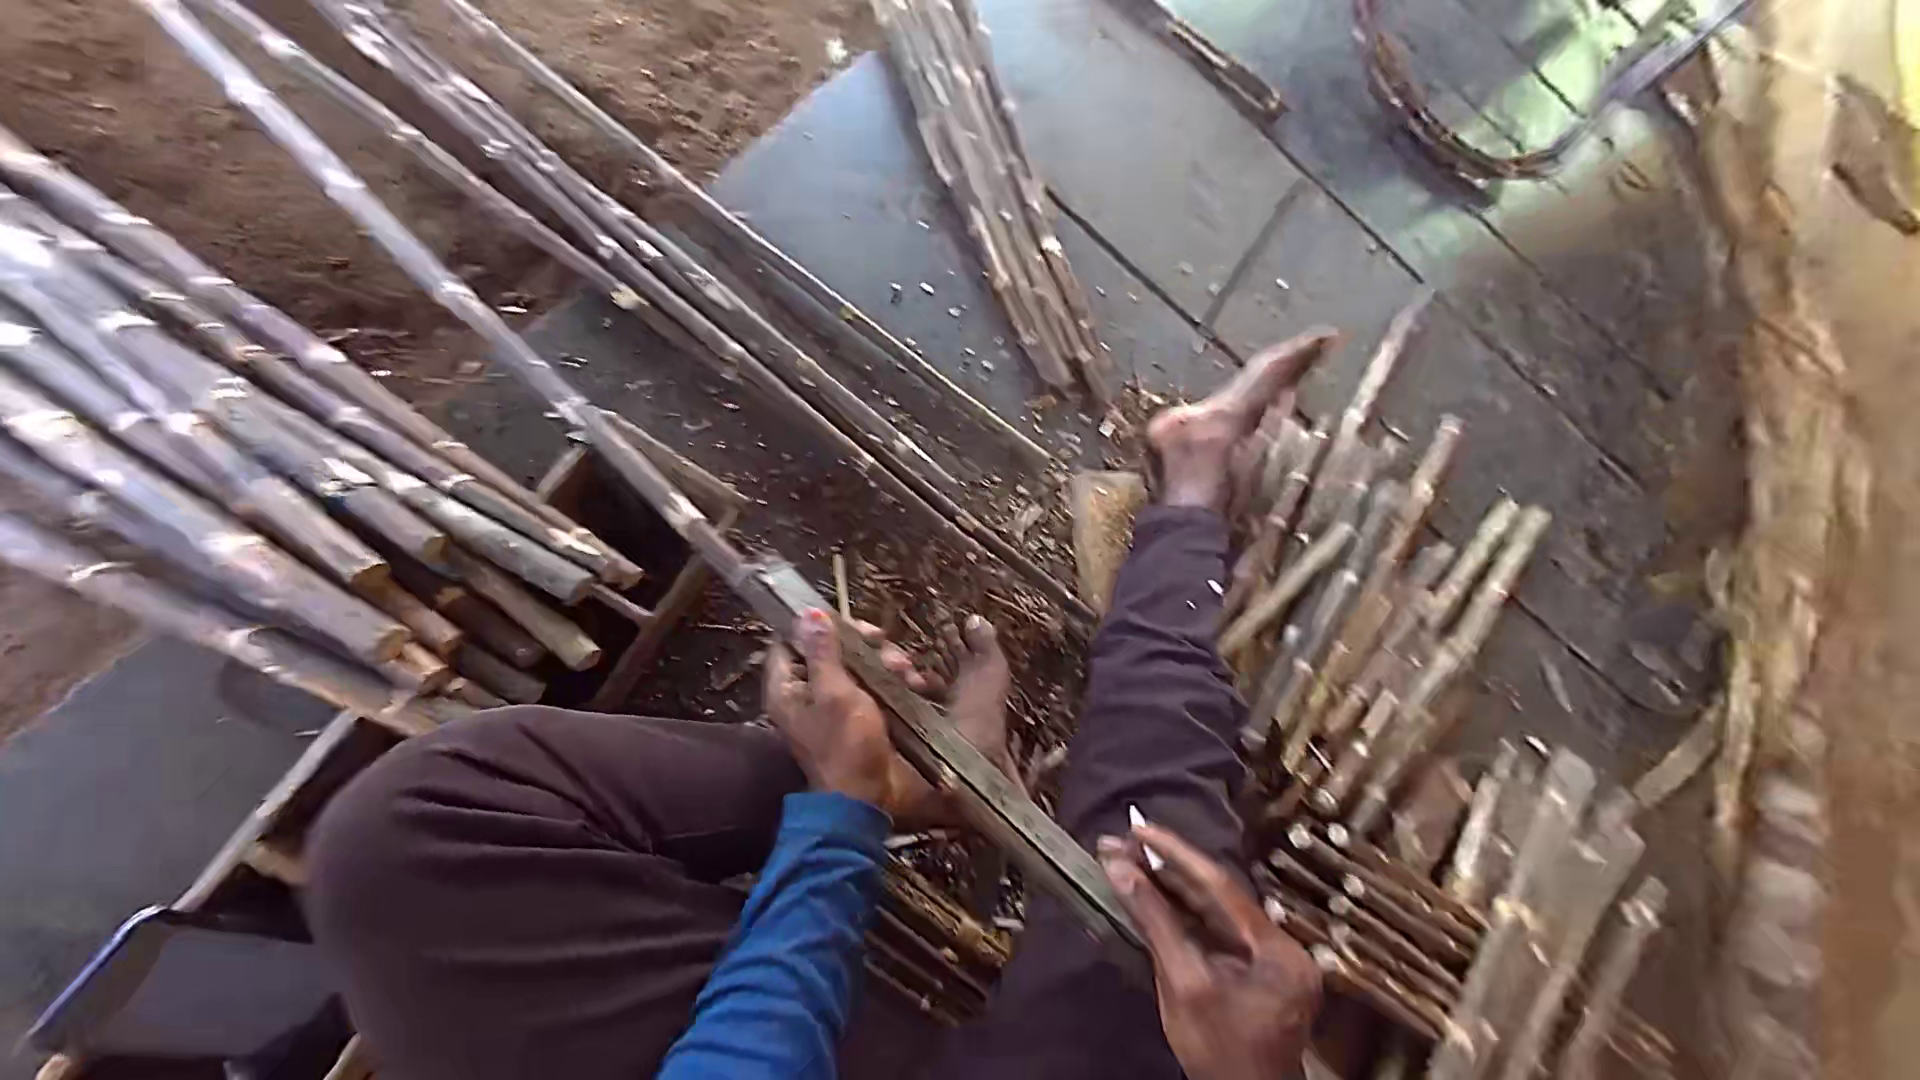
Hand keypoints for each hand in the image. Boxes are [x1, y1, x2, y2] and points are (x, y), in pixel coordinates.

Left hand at [764, 609, 921, 815]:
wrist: (870, 797)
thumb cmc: (845, 744)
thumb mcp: (835, 692)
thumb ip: (823, 652)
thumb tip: (807, 613)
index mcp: (788, 688)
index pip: (790, 642)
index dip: (816, 627)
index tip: (845, 621)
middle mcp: (809, 693)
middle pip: (831, 650)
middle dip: (862, 644)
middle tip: (883, 641)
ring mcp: (838, 704)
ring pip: (860, 665)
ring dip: (886, 662)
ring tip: (905, 672)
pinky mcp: (864, 714)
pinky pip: (878, 685)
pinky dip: (896, 681)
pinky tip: (915, 684)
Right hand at [1099, 823, 1321, 1079]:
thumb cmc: (1219, 1052)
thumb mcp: (1183, 984)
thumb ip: (1154, 921)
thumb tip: (1118, 867)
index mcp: (1276, 949)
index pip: (1219, 885)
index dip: (1175, 852)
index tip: (1138, 829)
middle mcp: (1278, 945)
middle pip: (1213, 893)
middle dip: (1164, 867)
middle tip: (1121, 841)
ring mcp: (1266, 956)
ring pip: (1208, 907)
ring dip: (1166, 884)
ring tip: (1125, 858)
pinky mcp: (1248, 966)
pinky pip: (1209, 926)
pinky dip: (1176, 909)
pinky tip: (1147, 889)